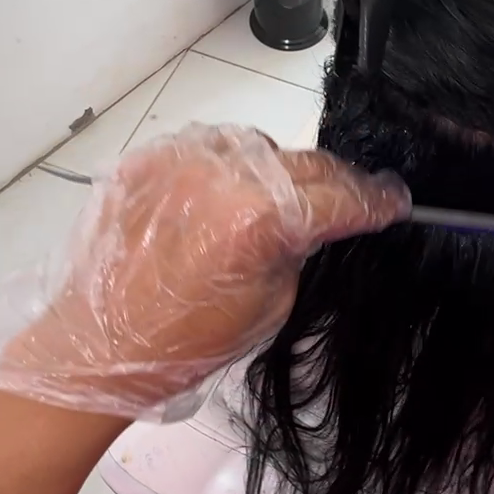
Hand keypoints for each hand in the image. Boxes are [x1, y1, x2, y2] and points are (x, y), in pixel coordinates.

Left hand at [0, 124, 410, 418]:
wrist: (98, 346)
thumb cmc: (189, 342)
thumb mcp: (271, 303)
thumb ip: (300, 247)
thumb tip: (320, 217)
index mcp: (259, 219)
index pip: (339, 197)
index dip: (375, 202)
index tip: (395, 201)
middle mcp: (223, 174)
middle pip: (306, 162)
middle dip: (334, 183)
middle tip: (349, 201)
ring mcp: (181, 158)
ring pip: (260, 148)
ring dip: (279, 173)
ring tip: (275, 204)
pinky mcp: (148, 158)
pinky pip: (211, 150)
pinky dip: (229, 172)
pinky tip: (225, 201)